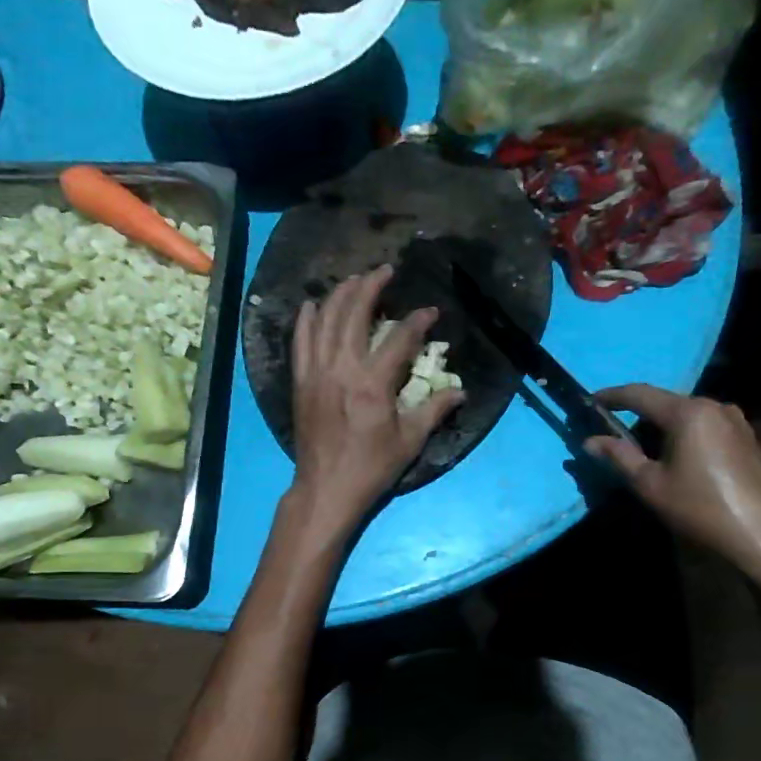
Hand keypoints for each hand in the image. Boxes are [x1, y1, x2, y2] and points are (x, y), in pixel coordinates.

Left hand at [289, 265, 463, 526]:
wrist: (326, 488)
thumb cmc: (371, 468)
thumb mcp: (409, 441)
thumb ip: (434, 410)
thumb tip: (460, 391)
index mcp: (372, 384)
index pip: (399, 339)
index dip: (418, 320)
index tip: (430, 311)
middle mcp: (341, 370)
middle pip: (354, 315)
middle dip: (370, 287)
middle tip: (385, 271)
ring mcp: (316, 374)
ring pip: (324, 322)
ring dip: (339, 295)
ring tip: (354, 279)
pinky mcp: (300, 382)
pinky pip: (299, 343)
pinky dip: (305, 321)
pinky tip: (311, 305)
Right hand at [585, 384, 760, 602]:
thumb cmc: (701, 508)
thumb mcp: (650, 484)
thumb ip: (618, 457)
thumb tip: (589, 441)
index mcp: (688, 412)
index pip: (639, 393)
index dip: (611, 395)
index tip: (589, 401)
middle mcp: (714, 406)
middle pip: (664, 401)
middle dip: (635, 412)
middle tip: (610, 429)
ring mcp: (735, 421)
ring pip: (685, 413)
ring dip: (658, 424)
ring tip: (638, 445)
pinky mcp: (746, 438)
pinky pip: (703, 425)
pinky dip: (680, 432)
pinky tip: (673, 454)